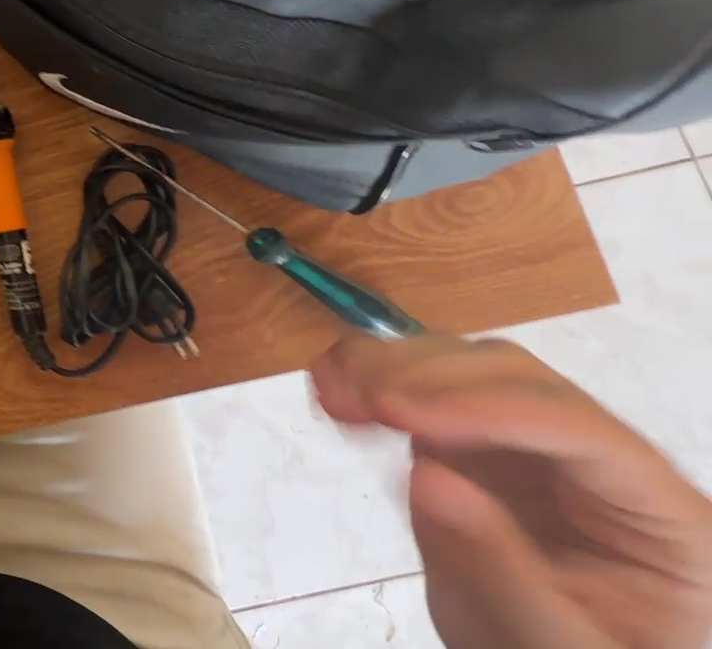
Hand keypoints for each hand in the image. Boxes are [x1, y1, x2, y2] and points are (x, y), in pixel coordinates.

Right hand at [313, 335, 711, 648]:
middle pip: (515, 379)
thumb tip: (427, 477)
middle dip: (422, 375)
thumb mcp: (544, 642)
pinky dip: (370, 372)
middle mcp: (594, 454)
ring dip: (385, 364)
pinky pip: (421, 380)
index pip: (576, 429)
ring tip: (329, 393)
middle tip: (349, 400)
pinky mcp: (467, 434)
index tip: (394, 413)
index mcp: (656, 512)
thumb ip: (503, 573)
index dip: (482, 406)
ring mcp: (527, 438)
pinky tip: (334, 387)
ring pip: (461, 363)